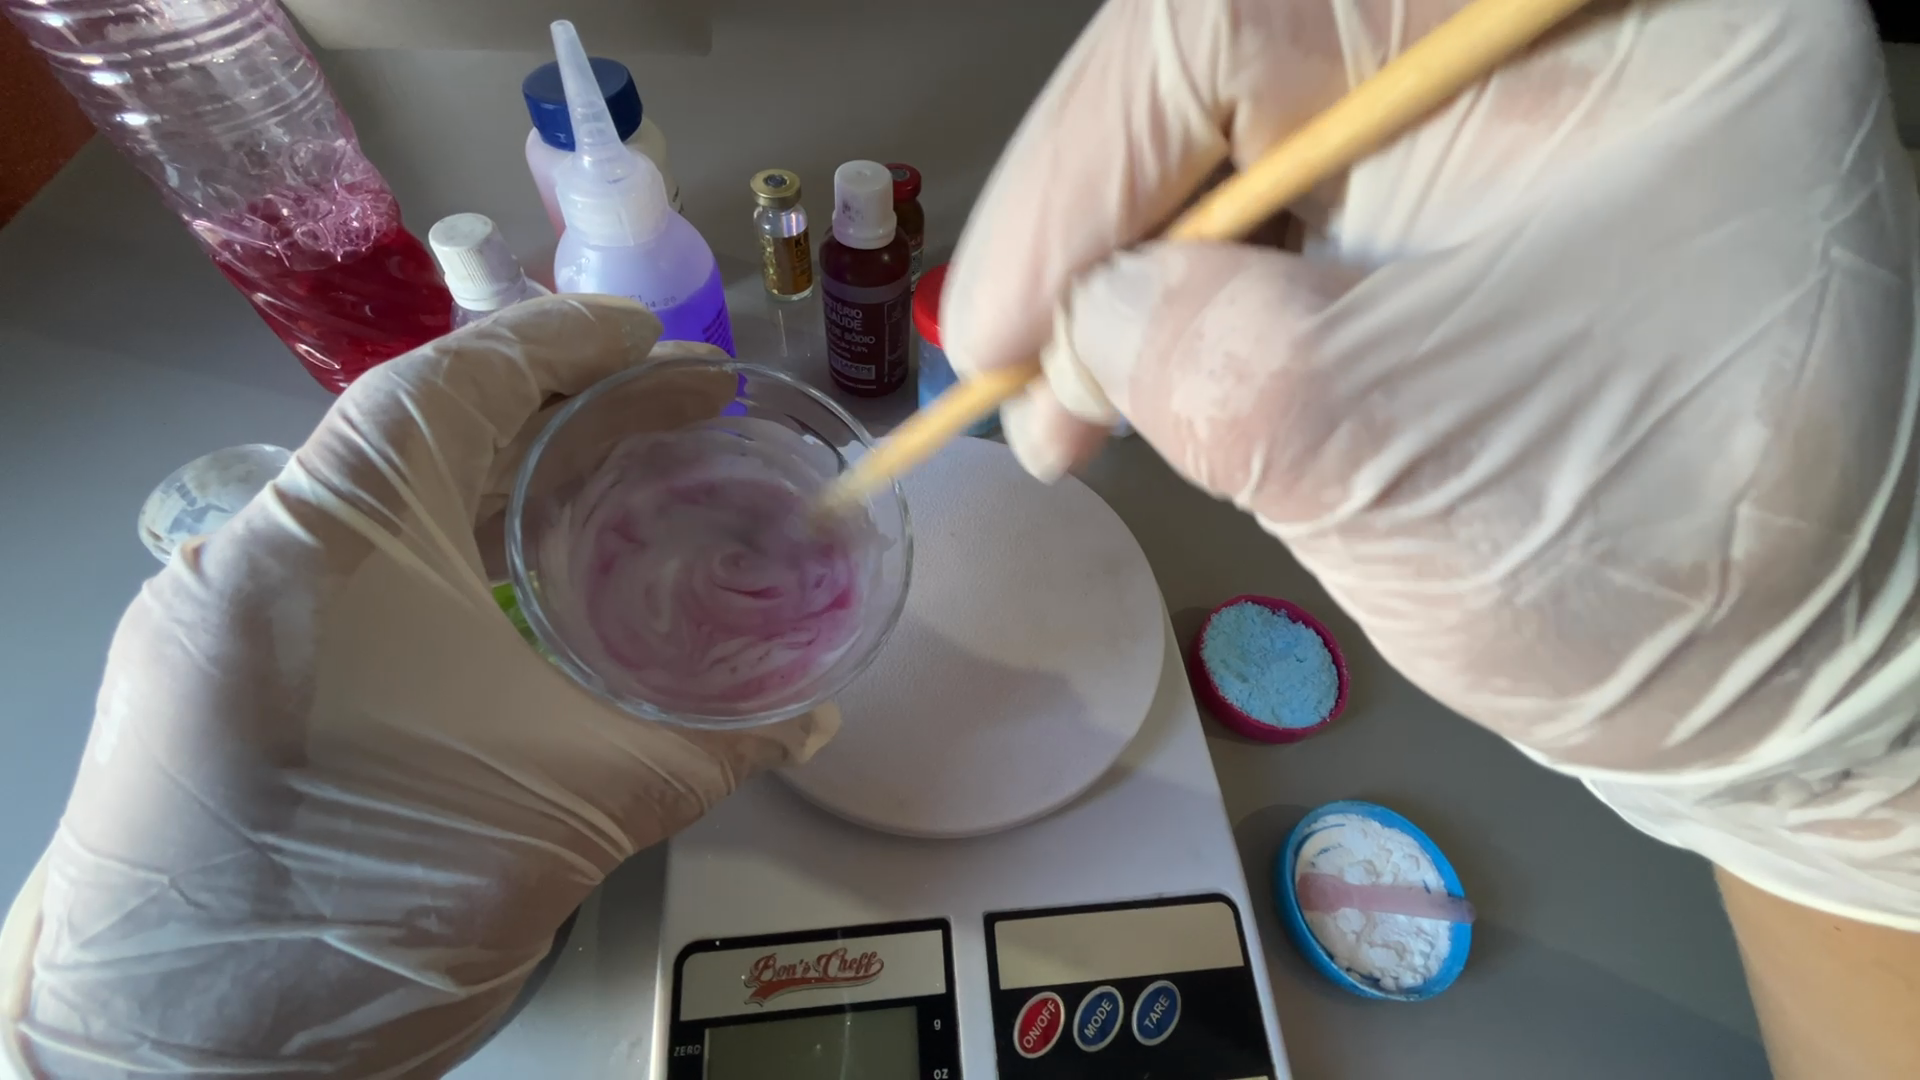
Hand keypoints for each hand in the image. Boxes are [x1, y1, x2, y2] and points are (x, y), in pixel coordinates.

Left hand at [0, 296, 835, 1075]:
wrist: (209, 1054)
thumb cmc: (379, 901)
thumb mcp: (575, 802)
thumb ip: (712, 748)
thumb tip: (816, 721)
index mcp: (337, 549)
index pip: (450, 385)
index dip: (559, 339)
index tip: (654, 335)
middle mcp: (294, 552)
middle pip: (454, 427)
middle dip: (581, 400)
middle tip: (690, 397)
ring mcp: (277, 601)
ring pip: (432, 488)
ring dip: (543, 462)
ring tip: (649, 453)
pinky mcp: (286, 652)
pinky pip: (412, 552)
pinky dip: (500, 528)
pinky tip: (570, 547)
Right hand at [945, 0, 1919, 928]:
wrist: (1727, 657)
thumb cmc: (1619, 550)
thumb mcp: (1388, 443)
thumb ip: (1201, 357)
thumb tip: (1078, 325)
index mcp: (1559, 22)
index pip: (1239, 14)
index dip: (1078, 160)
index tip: (988, 319)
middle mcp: (1485, 56)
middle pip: (1199, 95)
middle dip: (1079, 244)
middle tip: (1003, 376)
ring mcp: (1427, 154)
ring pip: (1191, 186)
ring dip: (1098, 305)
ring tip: (1049, 421)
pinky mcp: (1379, 247)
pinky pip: (1218, 260)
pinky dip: (1141, 337)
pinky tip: (1099, 406)